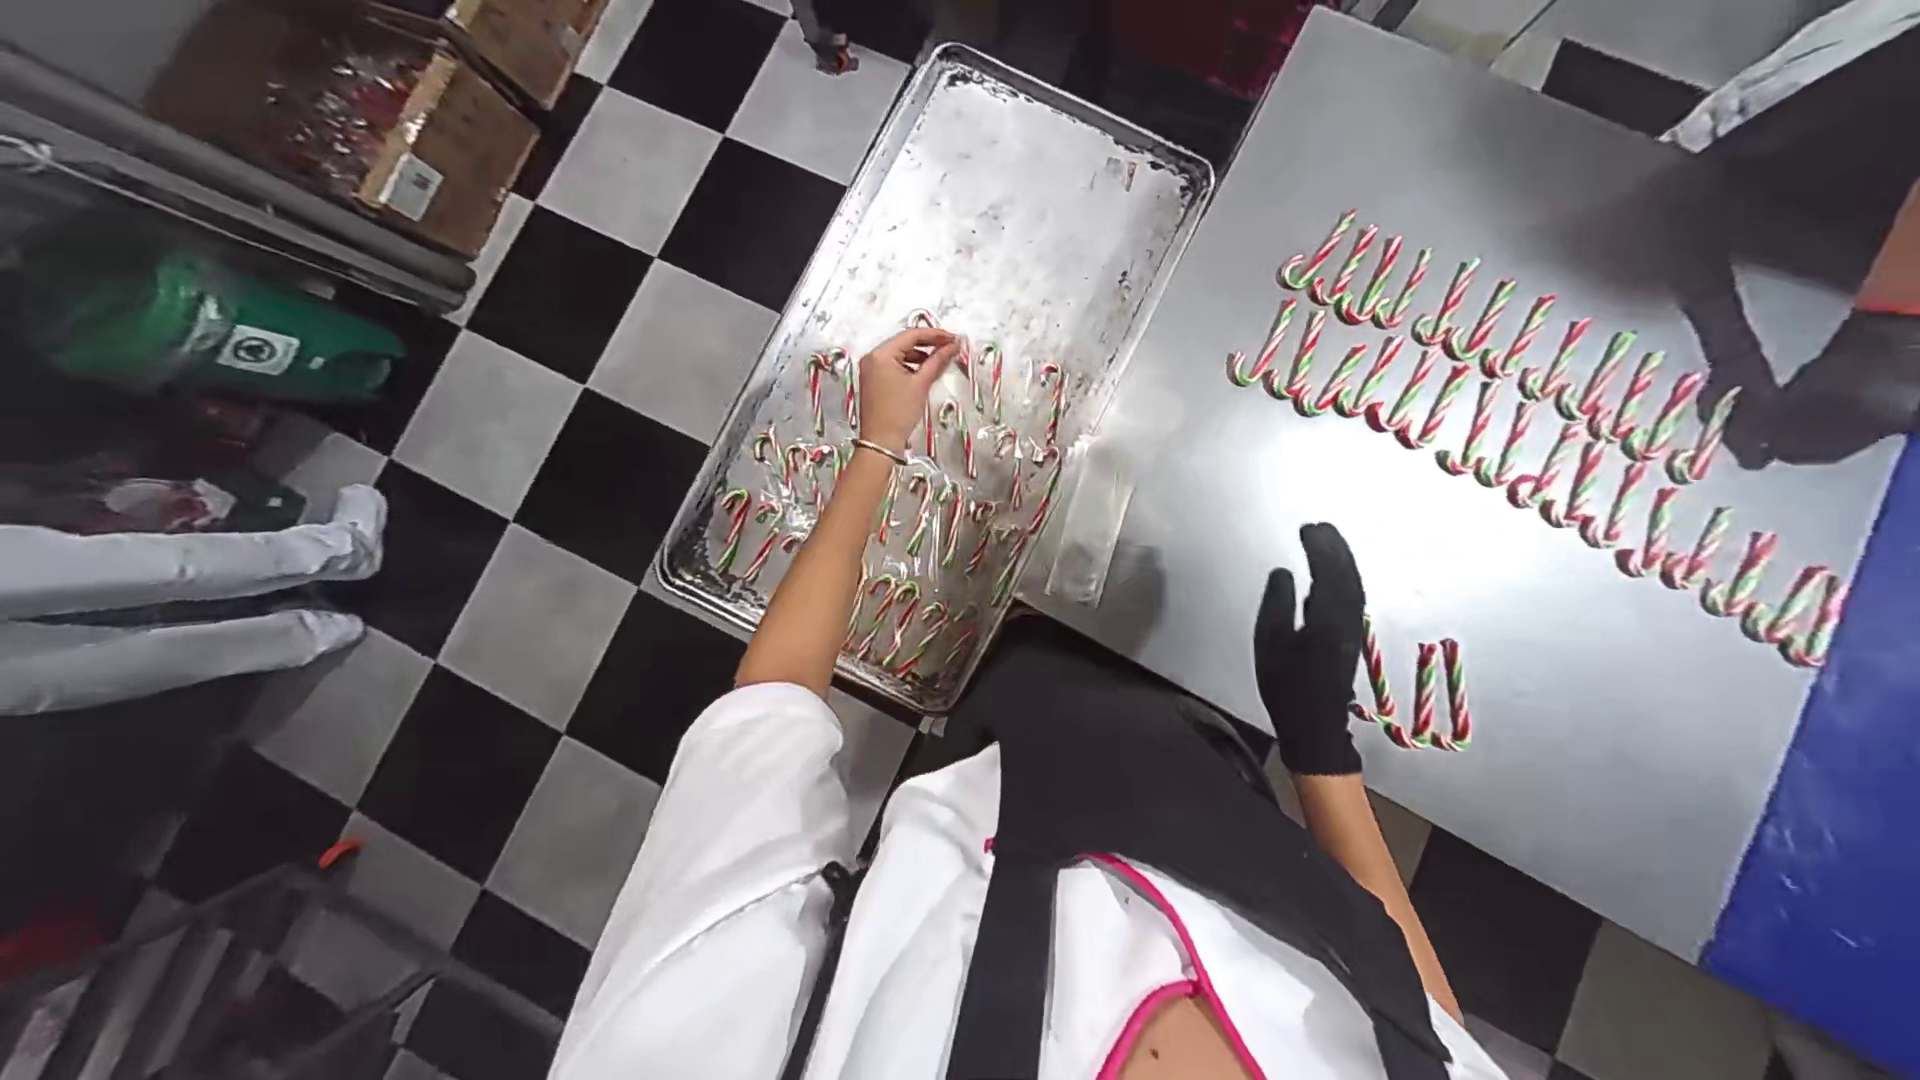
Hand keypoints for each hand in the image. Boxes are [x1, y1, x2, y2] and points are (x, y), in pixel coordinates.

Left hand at [857, 328, 961, 450]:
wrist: (881, 442)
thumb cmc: (898, 414)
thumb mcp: (921, 384)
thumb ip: (937, 361)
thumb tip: (953, 346)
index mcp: (880, 354)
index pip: (911, 335)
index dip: (935, 335)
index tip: (953, 338)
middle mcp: (872, 357)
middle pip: (904, 342)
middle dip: (928, 344)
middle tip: (949, 346)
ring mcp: (870, 369)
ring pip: (899, 354)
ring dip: (919, 355)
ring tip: (939, 360)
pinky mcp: (873, 380)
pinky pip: (893, 365)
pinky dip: (909, 366)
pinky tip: (923, 372)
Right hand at [1253, 523, 1366, 775]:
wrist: (1313, 724)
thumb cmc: (1285, 687)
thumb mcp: (1269, 645)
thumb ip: (1276, 605)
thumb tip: (1284, 572)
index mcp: (1326, 622)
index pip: (1328, 576)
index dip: (1321, 550)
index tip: (1308, 529)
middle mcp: (1347, 621)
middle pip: (1347, 576)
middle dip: (1335, 548)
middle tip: (1319, 526)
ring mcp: (1352, 629)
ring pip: (1353, 585)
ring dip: (1342, 560)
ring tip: (1326, 540)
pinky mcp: (1349, 635)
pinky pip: (1352, 596)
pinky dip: (1343, 577)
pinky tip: (1330, 571)